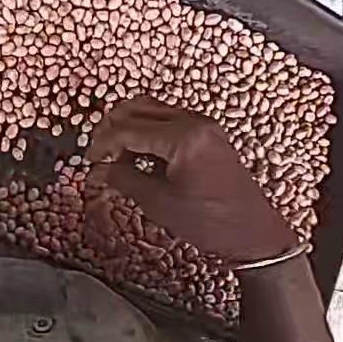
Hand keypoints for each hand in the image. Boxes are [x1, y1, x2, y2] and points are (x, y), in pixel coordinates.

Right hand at [85, 97, 296, 263]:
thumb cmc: (209, 222)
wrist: (253, 233)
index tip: (89, 161)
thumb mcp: (159, 203)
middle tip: (98, 153)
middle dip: (113, 128)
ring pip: (153, 111)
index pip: (128, 129)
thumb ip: (124, 180)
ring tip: (115, 157)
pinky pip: (169, 123)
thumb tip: (97, 171)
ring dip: (130, 128)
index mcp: (183, 136)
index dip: (102, 144)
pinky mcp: (208, 136)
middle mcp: (194, 122)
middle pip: (138, 108)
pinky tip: (138, 158)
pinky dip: (148, 134)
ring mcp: (204, 126)